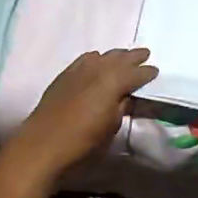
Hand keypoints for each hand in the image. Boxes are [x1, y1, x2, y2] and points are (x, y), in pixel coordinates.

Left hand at [0, 48, 158, 187]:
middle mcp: (98, 69)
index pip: (136, 73)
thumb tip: (127, 96)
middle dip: (133, 57)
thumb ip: (122, 106)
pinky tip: (97, 60)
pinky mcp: (65, 75)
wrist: (43, 144)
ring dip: (115, 56)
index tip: (155, 71)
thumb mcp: (112, 126)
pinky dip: (95, 58)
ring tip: (123, 56)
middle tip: (145, 54)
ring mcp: (79, 70)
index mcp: (114, 81)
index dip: (147, 72)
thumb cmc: (83, 140)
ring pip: (103, 56)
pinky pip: (85, 59)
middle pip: (120, 58)